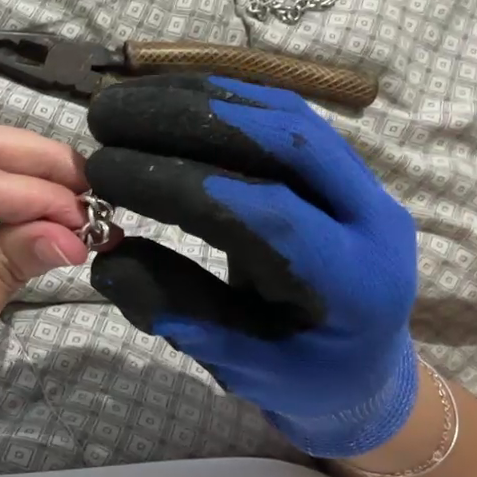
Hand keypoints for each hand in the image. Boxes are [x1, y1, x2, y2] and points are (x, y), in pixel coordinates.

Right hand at [84, 75, 418, 457]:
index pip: (263, 213)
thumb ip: (181, 313)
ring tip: (125, 103)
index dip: (176, 183)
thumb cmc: (302, 378)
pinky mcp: (344, 165)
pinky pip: (282, 115)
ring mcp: (365, 184)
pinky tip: (164, 99)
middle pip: (284, 140)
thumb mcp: (239, 367)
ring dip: (197, 98)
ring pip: (283, 114)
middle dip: (186, 118)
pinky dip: (218, 99)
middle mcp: (373, 220)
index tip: (103, 173)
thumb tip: (106, 259)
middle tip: (106, 118)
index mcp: (353, 285)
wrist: (366, 368)